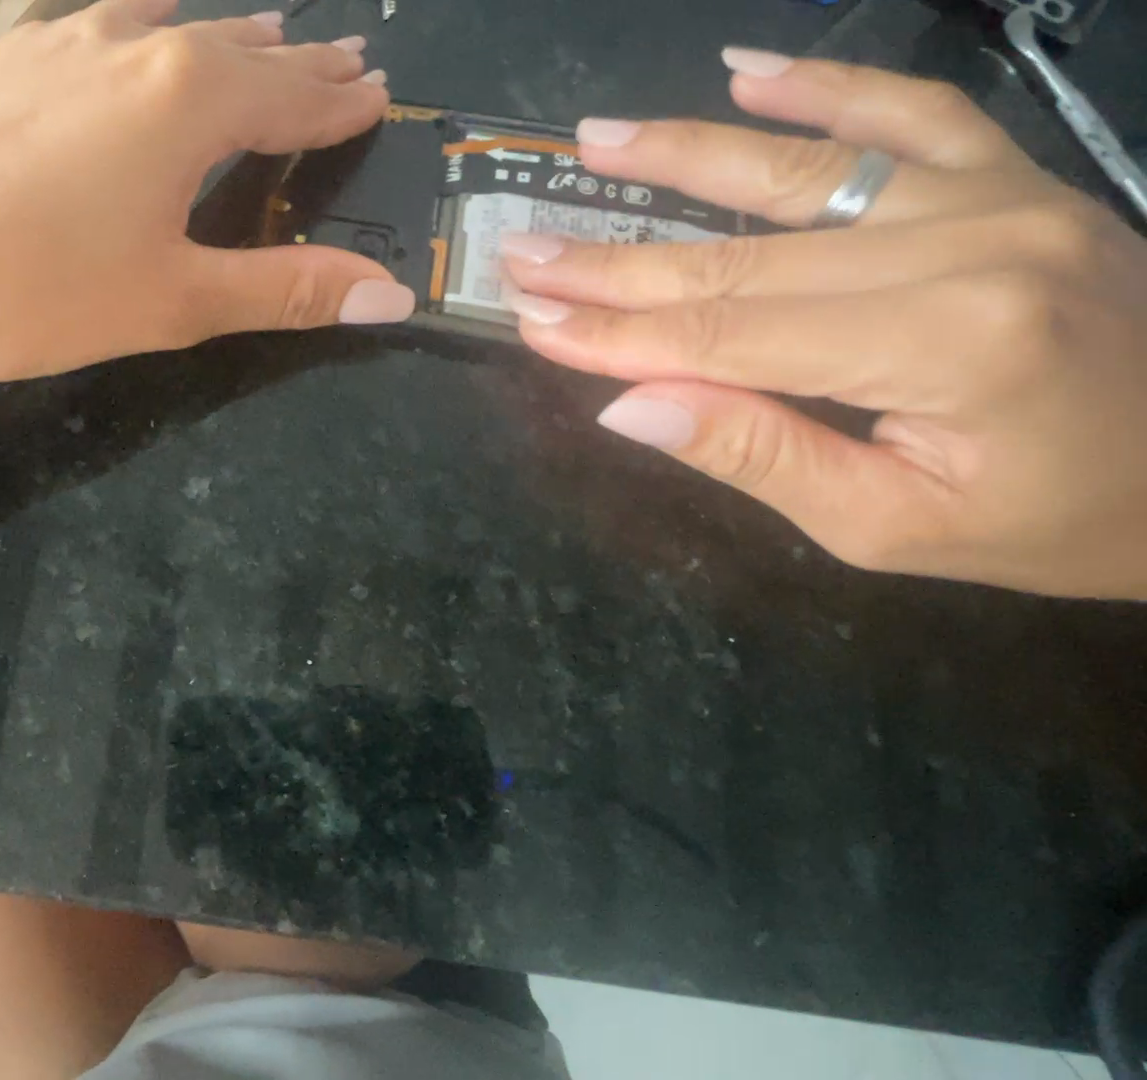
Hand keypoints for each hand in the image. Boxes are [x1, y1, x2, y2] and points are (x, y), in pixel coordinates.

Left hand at [0, 0, 407, 408]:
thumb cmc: (37, 297)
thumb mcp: (176, 303)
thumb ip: (285, 290)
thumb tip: (393, 298)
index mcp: (187, 102)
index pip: (291, 99)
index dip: (339, 103)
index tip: (378, 93)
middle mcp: (131, 47)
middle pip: (239, 52)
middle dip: (298, 64)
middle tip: (346, 58)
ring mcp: (58, 40)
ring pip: (168, 29)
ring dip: (225, 38)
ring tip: (267, 34)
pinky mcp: (2, 58)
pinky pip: (96, 26)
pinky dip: (142, 30)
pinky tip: (138, 28)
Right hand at [502, 51, 1146, 599]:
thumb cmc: (1045, 520)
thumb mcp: (884, 524)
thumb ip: (756, 455)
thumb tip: (626, 405)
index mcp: (938, 344)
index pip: (725, 336)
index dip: (613, 333)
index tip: (528, 318)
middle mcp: (965, 248)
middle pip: (737, 259)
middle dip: (612, 261)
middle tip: (520, 251)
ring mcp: (996, 198)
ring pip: (799, 173)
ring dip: (681, 155)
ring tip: (590, 141)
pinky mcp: (1011, 180)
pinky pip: (907, 115)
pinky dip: (823, 90)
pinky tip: (746, 73)